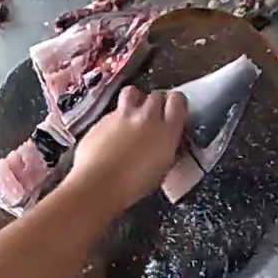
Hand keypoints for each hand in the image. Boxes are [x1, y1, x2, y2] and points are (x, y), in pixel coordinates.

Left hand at [60, 86, 186, 216]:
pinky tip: (111, 134)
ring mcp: (122, 115)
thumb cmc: (132, 185)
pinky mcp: (102, 119)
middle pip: (156, 95)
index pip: (178, 100)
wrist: (98, 184)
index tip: (173, 111)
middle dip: (156, 103)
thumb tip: (164, 144)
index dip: (176, 104)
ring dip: (135, 99)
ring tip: (133, 113)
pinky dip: (115, 118)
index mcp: (166, 130)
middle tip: (152, 116)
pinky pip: (113, 111)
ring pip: (132, 92)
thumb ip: (165, 148)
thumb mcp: (161, 169)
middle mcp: (146, 117)